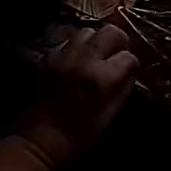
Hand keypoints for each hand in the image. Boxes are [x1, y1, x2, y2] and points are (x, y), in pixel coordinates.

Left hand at [18, 24, 138, 169]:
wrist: (38, 139)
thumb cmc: (79, 134)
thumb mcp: (110, 115)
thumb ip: (123, 88)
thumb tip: (130, 72)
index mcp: (101, 78)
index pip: (128, 57)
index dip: (132, 64)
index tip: (129, 71)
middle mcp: (83, 60)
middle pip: (110, 31)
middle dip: (119, 41)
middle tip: (117, 55)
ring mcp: (63, 56)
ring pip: (88, 31)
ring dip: (96, 42)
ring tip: (96, 57)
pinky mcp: (48, 58)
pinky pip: (69, 42)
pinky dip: (77, 48)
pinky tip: (77, 62)